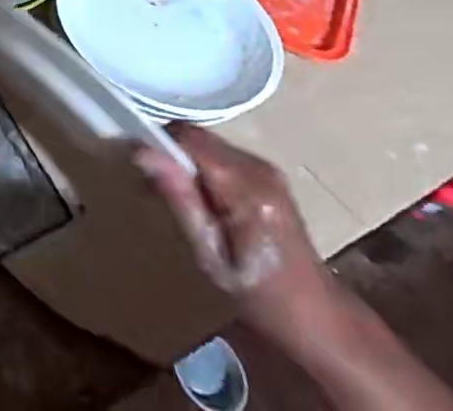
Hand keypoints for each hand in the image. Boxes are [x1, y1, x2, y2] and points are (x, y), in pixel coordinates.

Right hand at [134, 124, 340, 345]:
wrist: (317, 315)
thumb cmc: (258, 295)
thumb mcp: (209, 254)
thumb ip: (178, 198)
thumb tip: (141, 152)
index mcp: (246, 187)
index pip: (189, 137)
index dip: (157, 142)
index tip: (136, 165)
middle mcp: (259, 167)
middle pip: (197, 137)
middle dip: (168, 153)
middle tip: (150, 187)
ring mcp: (267, 167)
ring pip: (207, 143)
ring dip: (183, 160)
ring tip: (172, 196)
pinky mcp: (267, 173)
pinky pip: (220, 154)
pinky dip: (200, 166)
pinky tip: (198, 198)